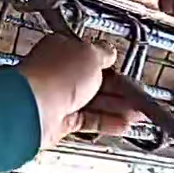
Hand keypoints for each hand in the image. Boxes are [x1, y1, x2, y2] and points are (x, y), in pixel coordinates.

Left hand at [16, 35, 139, 147]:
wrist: (33, 108)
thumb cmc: (53, 75)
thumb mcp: (89, 55)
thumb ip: (103, 53)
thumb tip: (109, 50)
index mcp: (60, 48)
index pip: (91, 55)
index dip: (112, 65)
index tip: (129, 73)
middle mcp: (57, 71)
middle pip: (94, 80)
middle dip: (120, 90)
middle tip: (140, 98)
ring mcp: (58, 96)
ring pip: (93, 101)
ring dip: (118, 107)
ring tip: (139, 113)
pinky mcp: (59, 119)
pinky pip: (88, 120)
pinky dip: (107, 122)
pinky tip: (123, 124)